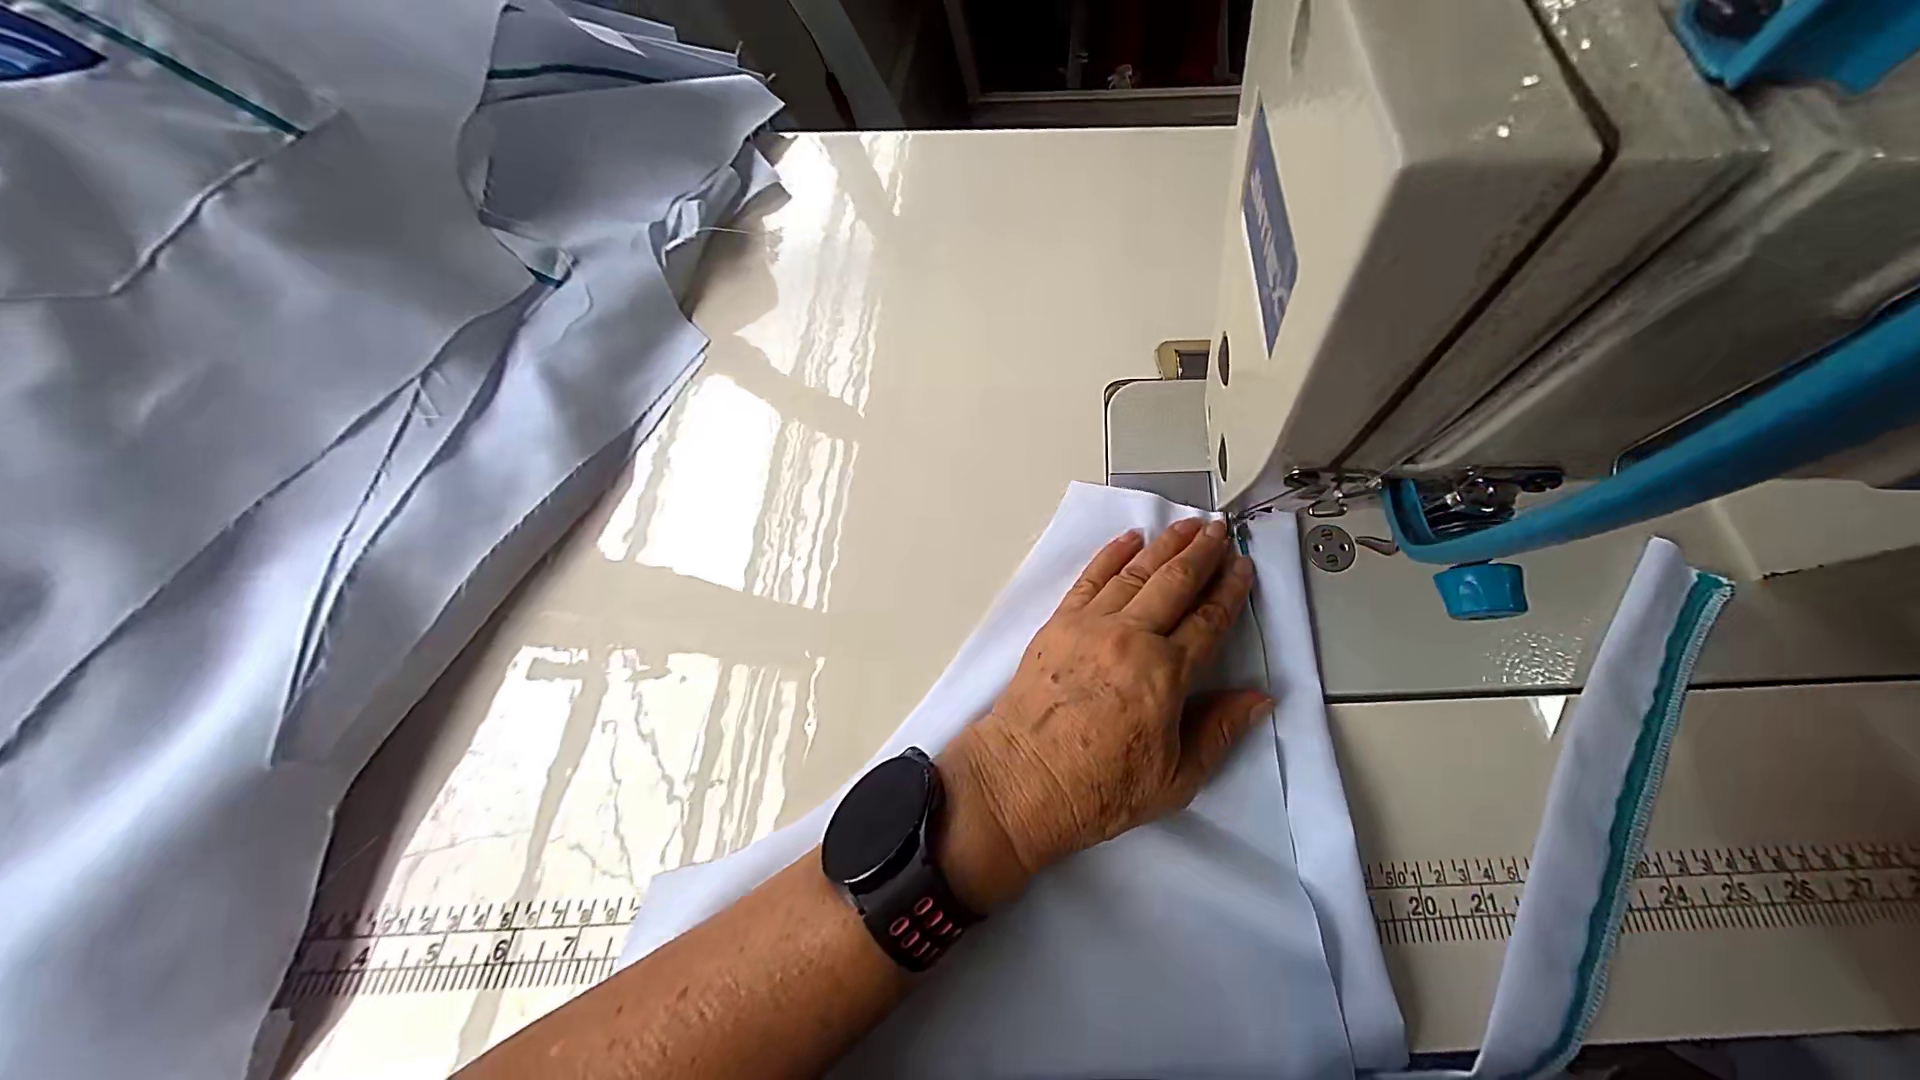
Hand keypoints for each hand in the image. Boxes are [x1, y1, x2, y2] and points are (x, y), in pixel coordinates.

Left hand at [938, 517, 1268, 911]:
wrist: (1022, 779)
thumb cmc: (1094, 786)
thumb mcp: (1175, 778)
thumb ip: (1219, 731)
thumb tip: (1256, 699)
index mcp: (1165, 675)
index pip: (1209, 620)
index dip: (1230, 591)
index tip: (1242, 570)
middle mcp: (1129, 640)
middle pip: (1176, 583)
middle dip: (1203, 553)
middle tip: (1221, 532)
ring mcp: (1090, 627)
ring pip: (1137, 572)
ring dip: (1165, 545)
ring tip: (1187, 526)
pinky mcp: (1058, 624)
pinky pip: (1090, 578)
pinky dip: (1111, 555)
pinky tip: (1129, 540)